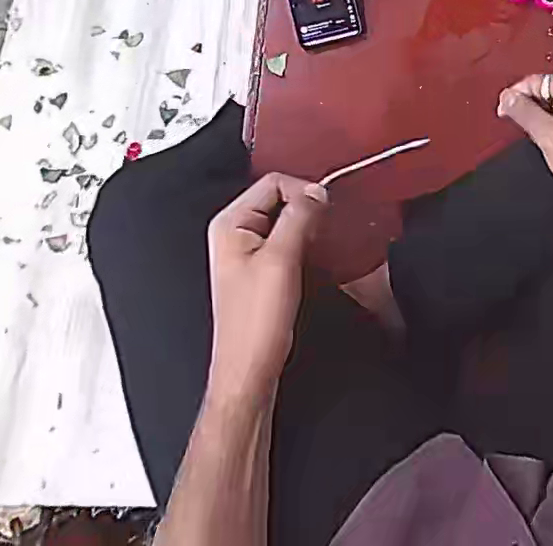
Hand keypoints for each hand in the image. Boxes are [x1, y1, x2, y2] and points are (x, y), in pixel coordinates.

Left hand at [205, 173, 327, 400]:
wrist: (251, 369)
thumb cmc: (254, 324)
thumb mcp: (281, 260)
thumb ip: (299, 217)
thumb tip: (316, 191)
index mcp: (229, 223)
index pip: (273, 182)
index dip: (302, 192)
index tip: (323, 210)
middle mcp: (235, 232)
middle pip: (280, 197)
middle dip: (306, 209)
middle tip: (320, 230)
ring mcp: (247, 249)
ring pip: (287, 217)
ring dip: (307, 226)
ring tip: (316, 246)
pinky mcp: (261, 264)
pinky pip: (288, 236)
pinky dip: (305, 240)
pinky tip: (311, 257)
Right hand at [498, 74, 552, 216]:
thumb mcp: (549, 136)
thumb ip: (525, 112)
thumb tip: (507, 96)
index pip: (538, 80)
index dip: (517, 94)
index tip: (502, 111)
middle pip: (545, 91)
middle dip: (528, 107)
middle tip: (517, 127)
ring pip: (551, 105)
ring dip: (538, 118)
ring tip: (535, 137)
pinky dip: (550, 126)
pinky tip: (547, 142)